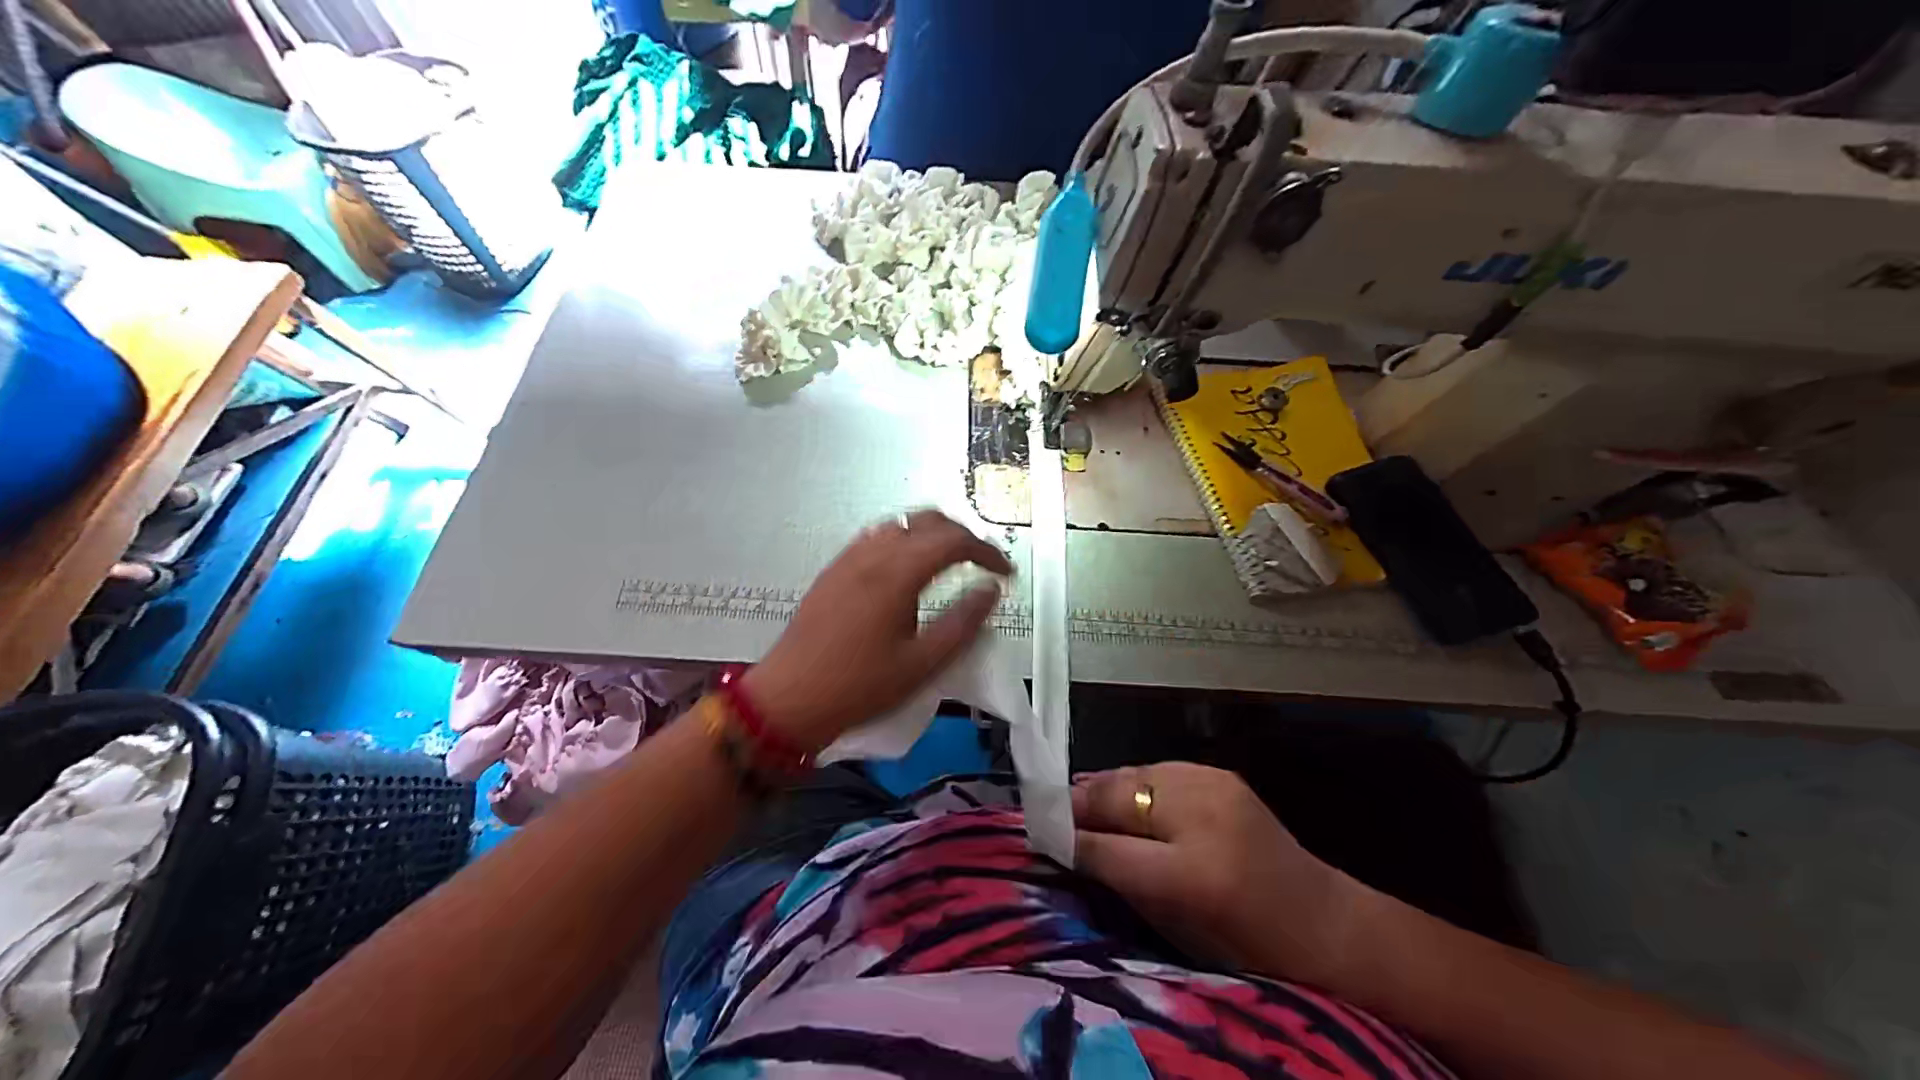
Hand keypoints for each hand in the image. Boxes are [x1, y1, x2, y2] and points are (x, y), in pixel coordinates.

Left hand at [743, 510, 1012, 751]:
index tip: (1005, 573)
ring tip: (949, 562)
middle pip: (927, 520)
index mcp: (898, 572)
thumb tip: (992, 590)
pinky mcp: (833, 570)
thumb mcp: (922, 664)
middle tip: (982, 562)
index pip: (954, 541)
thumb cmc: (859, 686)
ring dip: (931, 534)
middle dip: (962, 534)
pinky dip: (903, 540)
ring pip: (899, 524)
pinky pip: (875, 537)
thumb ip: (962, 623)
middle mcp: (872, 554)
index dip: (987, 552)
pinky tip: (906, 570)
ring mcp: (848, 558)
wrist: (788, 699)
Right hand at [1073, 763, 1368, 986]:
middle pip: (1114, 796)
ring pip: (1130, 775)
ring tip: (1079, 803)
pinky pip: (1155, 771)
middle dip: (1076, 803)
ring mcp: (1212, 784)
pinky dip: (1132, 783)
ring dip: (1101, 789)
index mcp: (1192, 874)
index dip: (1065, 837)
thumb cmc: (1247, 948)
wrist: (1326, 924)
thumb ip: (1118, 879)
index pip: (1104, 846)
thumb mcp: (1175, 927)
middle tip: (1048, 814)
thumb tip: (1065, 843)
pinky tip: (1122, 797)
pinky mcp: (1218, 772)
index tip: (1033, 832)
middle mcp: (1200, 815)